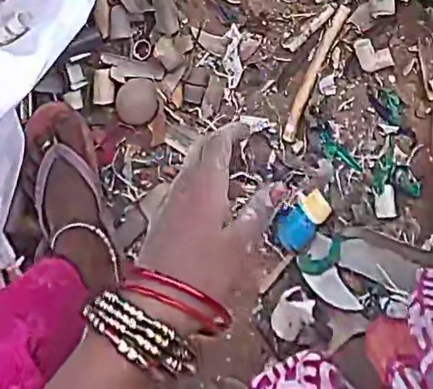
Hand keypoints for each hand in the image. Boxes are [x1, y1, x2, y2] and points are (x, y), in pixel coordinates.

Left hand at [130, 123, 281, 333]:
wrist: (155, 305)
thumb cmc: (203, 273)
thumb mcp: (240, 244)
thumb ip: (258, 211)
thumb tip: (277, 188)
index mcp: (206, 183)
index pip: (218, 142)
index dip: (234, 131)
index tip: (249, 128)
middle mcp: (185, 184)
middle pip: (202, 149)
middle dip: (222, 143)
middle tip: (242, 146)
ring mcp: (170, 200)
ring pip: (193, 168)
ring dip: (213, 166)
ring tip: (238, 182)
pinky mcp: (162, 218)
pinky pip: (185, 186)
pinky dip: (203, 184)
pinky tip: (215, 206)